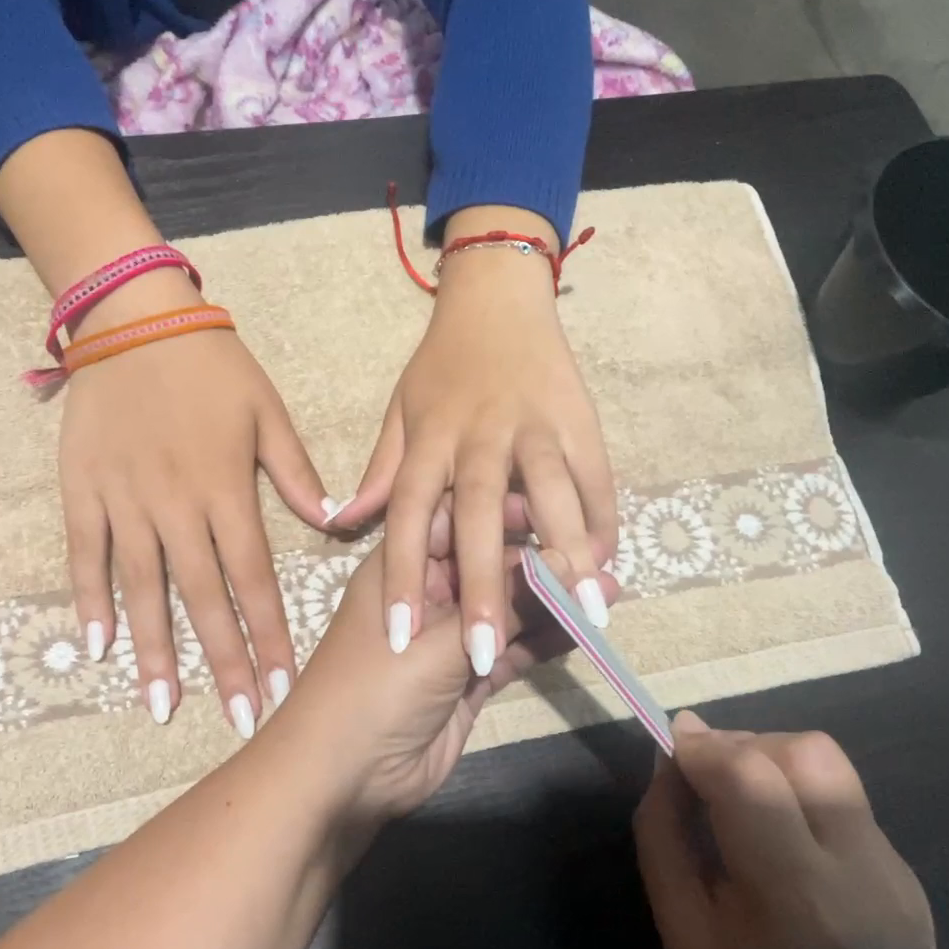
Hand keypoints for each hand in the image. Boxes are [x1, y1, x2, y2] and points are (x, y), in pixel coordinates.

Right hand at [60, 271, 331, 737]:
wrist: (134, 321)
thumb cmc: (211, 366)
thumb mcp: (268, 410)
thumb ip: (298, 472)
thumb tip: (334, 522)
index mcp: (227, 490)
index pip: (255, 577)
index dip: (269, 633)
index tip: (281, 685)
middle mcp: (177, 507)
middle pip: (203, 597)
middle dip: (223, 661)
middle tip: (236, 717)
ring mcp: (125, 502)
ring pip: (143, 588)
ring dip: (155, 649)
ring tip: (162, 705)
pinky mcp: (83, 492)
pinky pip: (85, 555)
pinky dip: (89, 600)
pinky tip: (97, 646)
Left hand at [273, 505, 618, 822]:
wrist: (341, 778)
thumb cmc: (375, 687)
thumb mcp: (440, 642)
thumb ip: (506, 604)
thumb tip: (568, 561)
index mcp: (401, 565)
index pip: (458, 522)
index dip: (505, 512)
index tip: (556, 509)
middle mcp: (427, 594)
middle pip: (490, 568)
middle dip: (541, 565)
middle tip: (598, 560)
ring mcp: (448, 640)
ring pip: (507, 613)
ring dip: (551, 607)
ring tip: (607, 596)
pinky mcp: (467, 681)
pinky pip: (513, 653)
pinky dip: (545, 644)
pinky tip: (583, 632)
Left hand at [335, 207, 617, 679]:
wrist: (499, 296)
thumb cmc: (443, 365)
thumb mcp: (400, 413)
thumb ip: (380, 472)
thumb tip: (339, 522)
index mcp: (429, 439)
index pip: (407, 515)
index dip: (400, 575)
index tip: (400, 638)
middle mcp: (479, 435)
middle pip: (478, 514)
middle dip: (483, 584)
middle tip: (485, 652)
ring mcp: (534, 426)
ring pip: (550, 494)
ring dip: (567, 555)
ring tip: (582, 615)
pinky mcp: (580, 419)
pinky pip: (595, 477)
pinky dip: (604, 519)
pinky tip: (609, 564)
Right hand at [633, 713, 943, 948]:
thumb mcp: (680, 932)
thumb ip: (663, 835)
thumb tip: (667, 758)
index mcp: (796, 896)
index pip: (750, 777)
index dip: (702, 747)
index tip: (669, 745)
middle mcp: (861, 871)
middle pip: (805, 752)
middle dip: (745, 744)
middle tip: (707, 775)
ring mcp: (896, 871)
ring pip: (832, 765)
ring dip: (775, 763)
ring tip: (744, 803)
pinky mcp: (910, 874)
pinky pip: (848, 801)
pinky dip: (803, 796)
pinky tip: (784, 841)